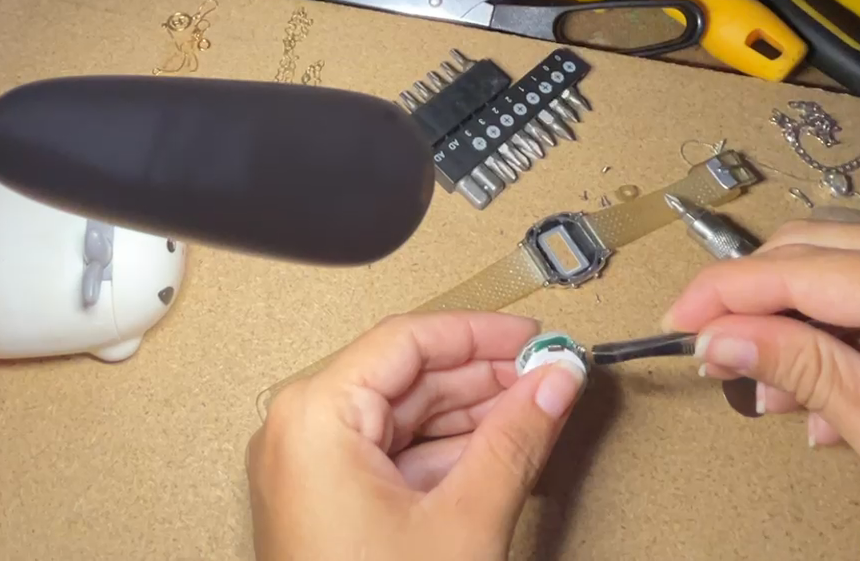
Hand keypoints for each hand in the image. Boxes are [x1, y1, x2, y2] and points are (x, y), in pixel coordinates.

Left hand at [248, 312, 584, 560]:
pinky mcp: (328, 497)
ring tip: (535, 406)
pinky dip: (446, 449)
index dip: (479, 333)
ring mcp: (312, 462)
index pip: (408, 340)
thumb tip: (555, 381)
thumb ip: (514, 440)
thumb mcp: (463, 525)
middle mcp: (304, 426)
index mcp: (316, 413)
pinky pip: (393, 452)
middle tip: (547, 373)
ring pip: (403, 413)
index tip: (534, 336)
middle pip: (406, 374)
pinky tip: (498, 445)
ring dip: (471, 411)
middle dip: (482, 374)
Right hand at [664, 221, 859, 560]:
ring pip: (846, 262)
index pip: (798, 268)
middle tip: (716, 357)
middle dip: (755, 298)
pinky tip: (831, 389)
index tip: (671, 323)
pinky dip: (846, 326)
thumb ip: (806, 375)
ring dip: (797, 316)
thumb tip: (715, 337)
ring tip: (773, 391)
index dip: (722, 291)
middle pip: (815, 247)